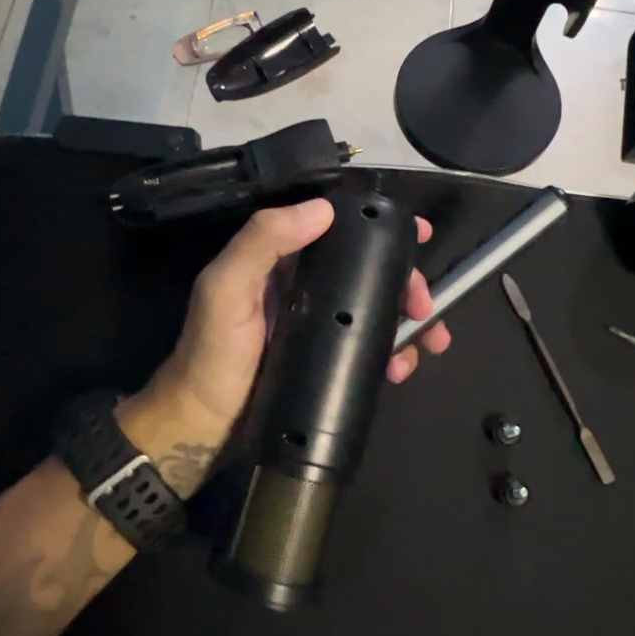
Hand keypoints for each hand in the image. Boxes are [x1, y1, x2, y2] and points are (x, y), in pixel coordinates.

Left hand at [127, 198, 452, 467]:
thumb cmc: (212, 353)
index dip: (380, 229)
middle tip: (424, 305)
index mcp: (282, 260)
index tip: (419, 234)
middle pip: (370, 271)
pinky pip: (370, 348)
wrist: (204, 426)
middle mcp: (305, 286)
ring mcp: (320, 325)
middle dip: (406, 283)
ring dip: (410, 321)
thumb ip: (263, 242)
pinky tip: (402, 368)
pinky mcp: (329, 360)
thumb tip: (323, 209)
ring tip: (429, 342)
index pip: (338, 230)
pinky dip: (394, 353)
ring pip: (377, 309)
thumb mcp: (226, 289)